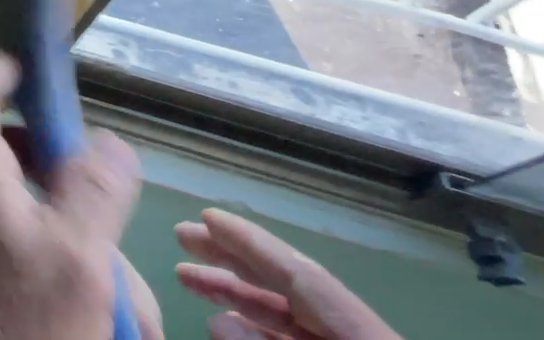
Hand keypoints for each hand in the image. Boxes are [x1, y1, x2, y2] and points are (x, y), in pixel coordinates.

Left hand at [0, 53, 162, 339]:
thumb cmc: (13, 325)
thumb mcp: (73, 260)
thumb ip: (93, 192)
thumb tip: (107, 140)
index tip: (40, 76)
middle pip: (21, 163)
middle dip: (78, 197)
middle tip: (114, 246)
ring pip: (39, 223)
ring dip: (89, 262)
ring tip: (125, 319)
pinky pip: (32, 263)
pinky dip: (71, 289)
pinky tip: (105, 330)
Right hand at [175, 209, 400, 339]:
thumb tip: (218, 324)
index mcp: (362, 330)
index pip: (301, 275)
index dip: (253, 243)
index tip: (206, 215)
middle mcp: (353, 331)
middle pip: (291, 287)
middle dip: (234, 259)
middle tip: (181, 236)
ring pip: (287, 315)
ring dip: (234, 294)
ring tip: (184, 276)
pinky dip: (256, 330)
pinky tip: (219, 323)